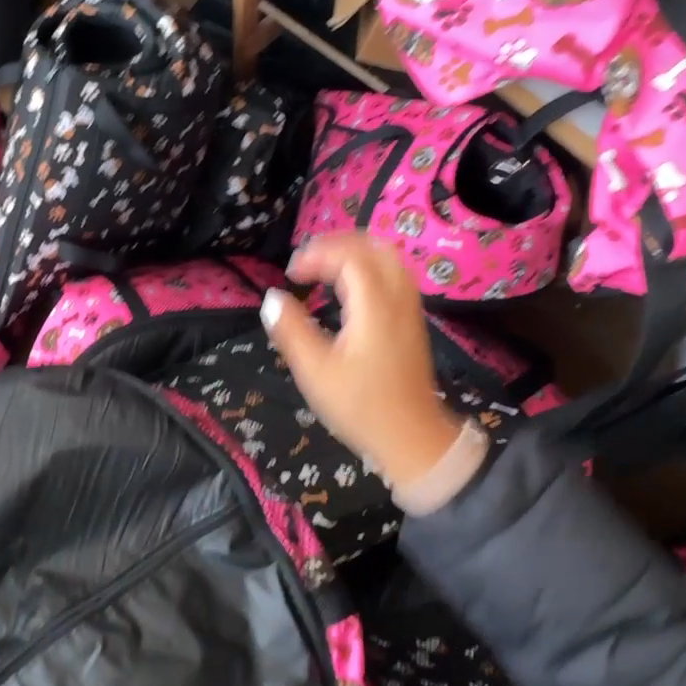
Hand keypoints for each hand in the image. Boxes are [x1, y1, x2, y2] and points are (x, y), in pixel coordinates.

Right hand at [260, 233, 465, 490]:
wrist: (412, 439)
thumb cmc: (360, 406)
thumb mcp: (315, 371)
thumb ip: (290, 329)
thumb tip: (272, 298)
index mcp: (374, 306)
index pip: (348, 256)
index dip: (316, 255)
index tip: (291, 275)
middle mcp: (397, 299)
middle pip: (373, 247)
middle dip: (336, 245)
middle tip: (306, 263)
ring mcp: (409, 309)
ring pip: (387, 260)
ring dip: (353, 255)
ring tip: (323, 271)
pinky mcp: (411, 322)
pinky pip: (393, 276)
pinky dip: (367, 270)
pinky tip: (347, 291)